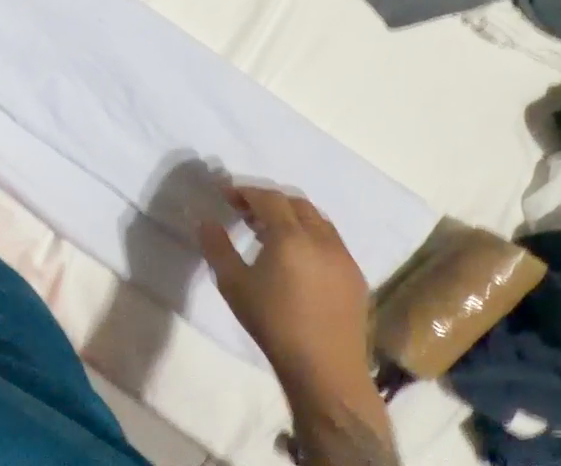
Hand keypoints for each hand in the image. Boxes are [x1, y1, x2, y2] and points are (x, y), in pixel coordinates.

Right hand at [198, 185, 373, 402]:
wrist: (324, 369)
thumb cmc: (272, 321)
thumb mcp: (232, 282)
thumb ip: (216, 246)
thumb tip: (205, 221)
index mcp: (292, 237)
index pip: (268, 197)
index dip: (244, 191)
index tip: (223, 195)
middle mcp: (323, 241)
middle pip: (297, 204)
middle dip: (269, 200)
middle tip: (244, 211)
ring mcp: (344, 259)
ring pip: (318, 221)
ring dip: (292, 217)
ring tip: (268, 233)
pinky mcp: (355, 278)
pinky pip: (331, 242)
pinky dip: (310, 236)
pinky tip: (295, 259)